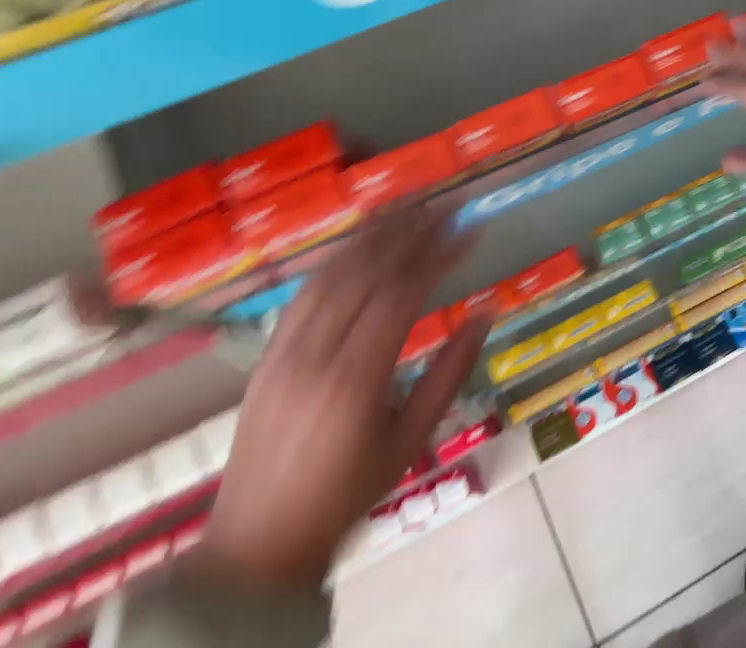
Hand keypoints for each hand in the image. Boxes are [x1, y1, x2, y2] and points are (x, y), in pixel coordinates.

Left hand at [201, 207, 488, 588]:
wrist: (259, 540)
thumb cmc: (348, 494)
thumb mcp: (412, 440)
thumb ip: (450, 373)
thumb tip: (486, 313)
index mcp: (354, 381)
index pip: (402, 295)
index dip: (438, 256)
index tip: (470, 230)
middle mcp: (314, 355)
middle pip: (365, 274)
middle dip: (409, 233)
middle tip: (446, 205)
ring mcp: (283, 351)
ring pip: (330, 276)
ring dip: (371, 237)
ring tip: (407, 207)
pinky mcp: (266, 354)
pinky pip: (304, 295)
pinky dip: (336, 262)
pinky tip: (360, 245)